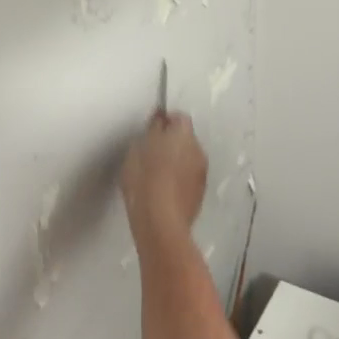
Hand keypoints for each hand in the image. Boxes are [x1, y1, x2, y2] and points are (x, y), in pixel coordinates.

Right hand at [122, 110, 207, 235]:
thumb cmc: (144, 180)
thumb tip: (159, 123)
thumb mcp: (137, 150)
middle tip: (151, 153)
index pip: (179, 117)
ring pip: (188, 158)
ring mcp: (202, 172)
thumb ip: (151, 133)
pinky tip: (164, 190)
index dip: (165, 121)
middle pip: (186, 138)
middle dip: (172, 142)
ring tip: (156, 175)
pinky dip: (179, 178)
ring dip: (177, 161)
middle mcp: (198, 150)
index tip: (151, 131)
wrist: (160, 221)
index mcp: (183, 135)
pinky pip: (189, 177)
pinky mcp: (200, 192)